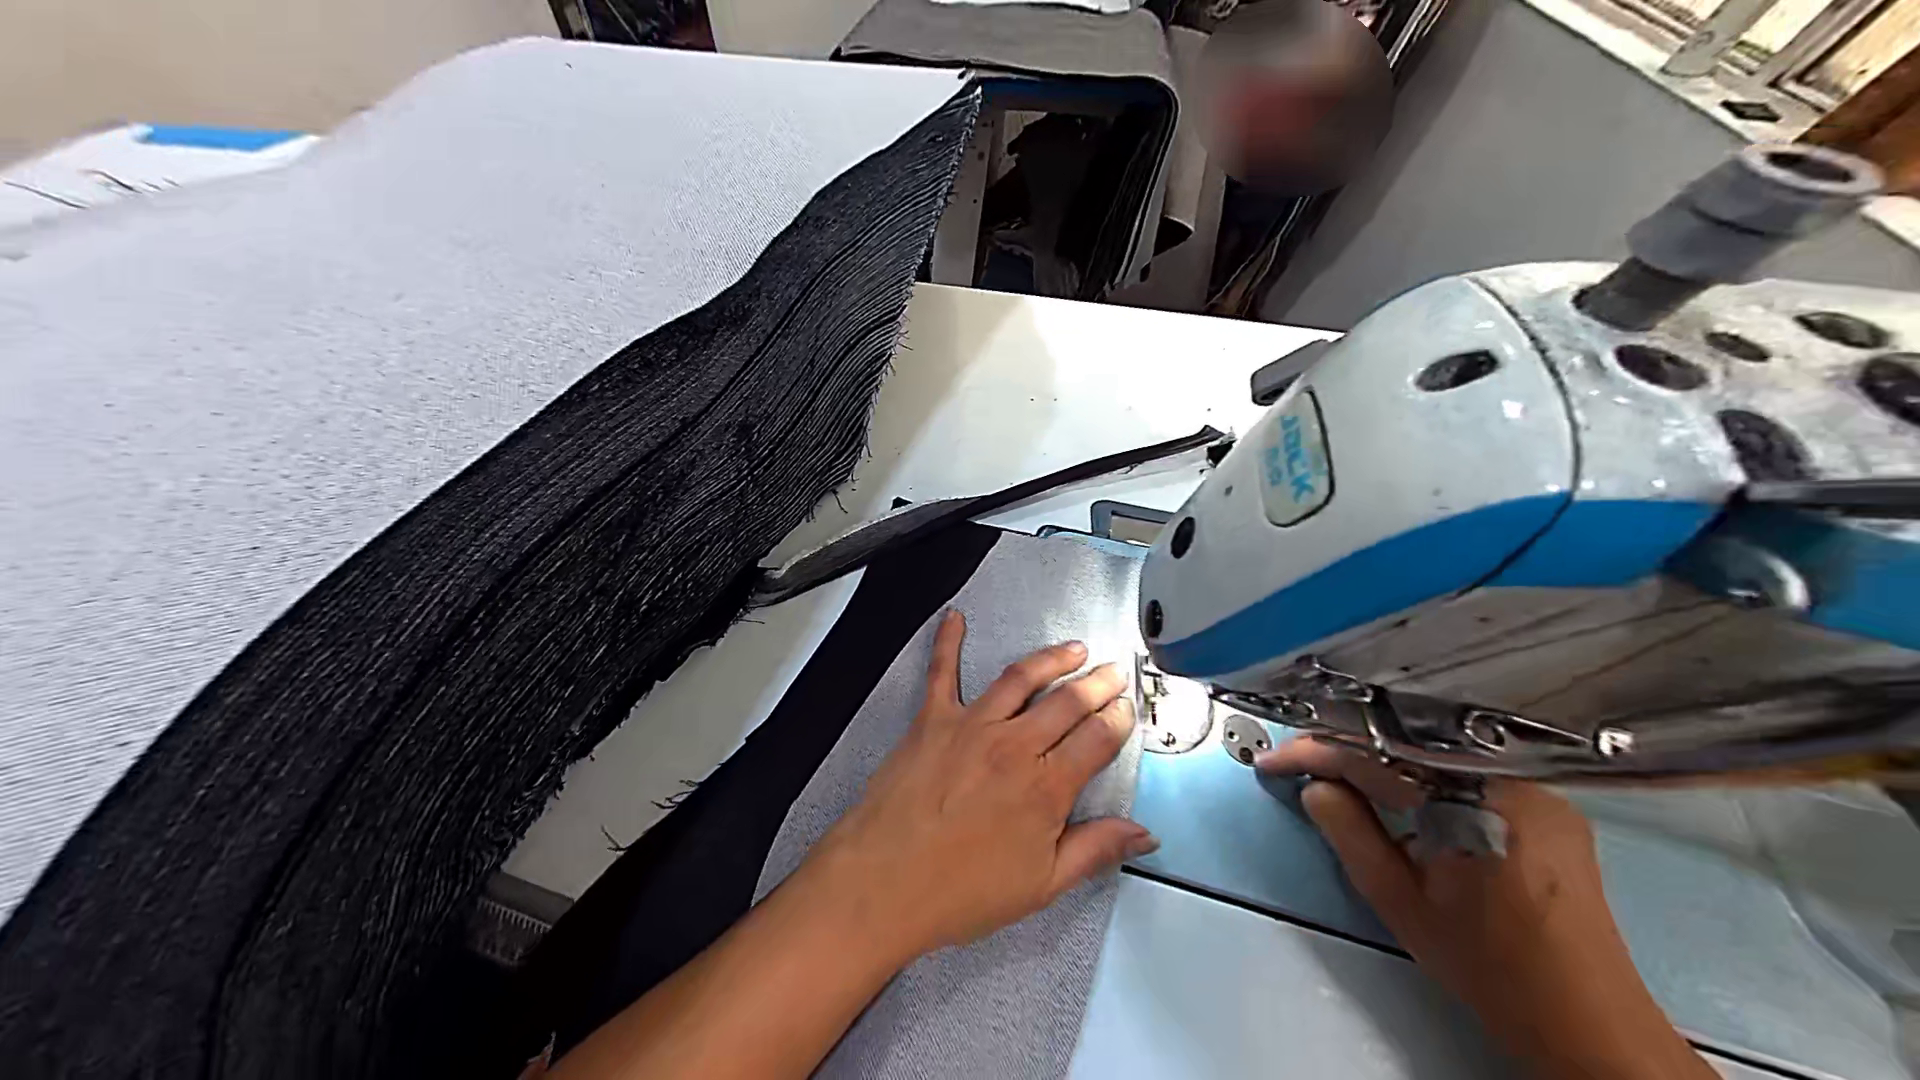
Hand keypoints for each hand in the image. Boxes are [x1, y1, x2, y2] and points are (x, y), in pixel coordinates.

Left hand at [795, 609, 1154, 962]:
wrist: (885, 882)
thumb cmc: (959, 890)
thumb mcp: (1042, 885)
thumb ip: (1095, 850)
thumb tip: (1142, 835)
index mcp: (1045, 788)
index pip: (1097, 739)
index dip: (1118, 720)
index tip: (1126, 709)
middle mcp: (1013, 746)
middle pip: (1069, 702)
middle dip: (1098, 683)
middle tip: (1112, 672)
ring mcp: (972, 725)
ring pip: (1022, 678)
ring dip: (1053, 658)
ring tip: (1074, 649)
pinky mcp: (933, 719)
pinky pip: (943, 671)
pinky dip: (948, 641)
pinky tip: (954, 618)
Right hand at [1257, 738, 1714, 1079]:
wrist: (1589, 1023)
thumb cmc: (1489, 966)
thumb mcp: (1398, 899)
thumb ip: (1347, 831)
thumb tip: (1313, 786)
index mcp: (1475, 799)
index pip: (1374, 755)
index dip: (1313, 753)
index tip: (1273, 763)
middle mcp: (1513, 778)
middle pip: (1405, 743)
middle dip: (1344, 751)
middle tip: (1299, 765)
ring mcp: (1538, 787)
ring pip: (1433, 751)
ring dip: (1380, 760)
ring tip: (1337, 775)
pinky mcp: (1548, 802)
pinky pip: (1465, 767)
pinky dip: (1420, 773)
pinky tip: (1397, 792)